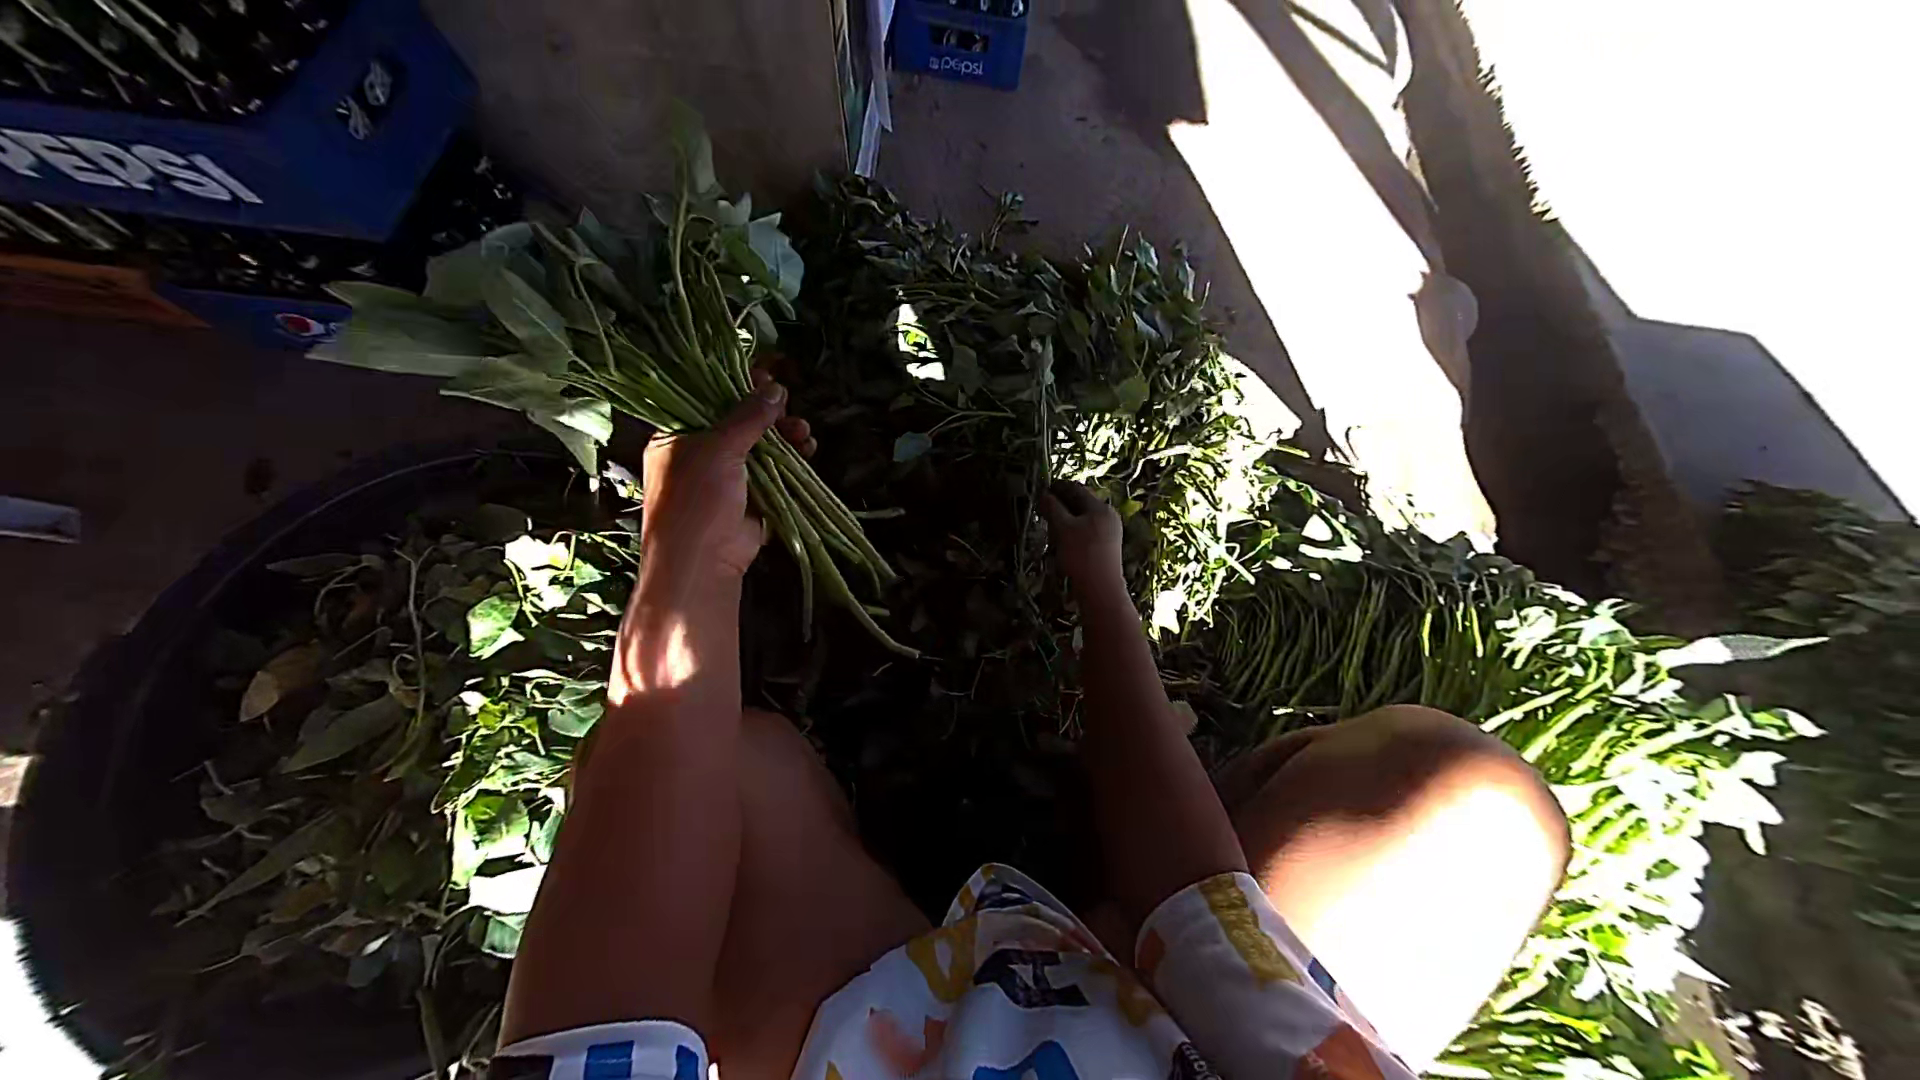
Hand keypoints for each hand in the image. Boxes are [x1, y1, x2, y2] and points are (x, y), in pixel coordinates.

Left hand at [638, 371, 814, 584]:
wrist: (702, 562)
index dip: (736, 385)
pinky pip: (776, 473)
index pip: (708, 400)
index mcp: (678, 437)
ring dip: (785, 437)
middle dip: (769, 414)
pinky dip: (792, 462)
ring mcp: (728, 478)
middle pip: (741, 423)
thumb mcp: (718, 449)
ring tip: (804, 433)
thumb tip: (775, 388)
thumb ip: (748, 417)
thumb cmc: (696, 499)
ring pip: (762, 448)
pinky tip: (807, 450)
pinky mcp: (752, 499)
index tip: (765, 374)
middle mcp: (701, 454)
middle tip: (788, 407)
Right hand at [1040, 480, 1124, 594]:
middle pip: (1081, 503)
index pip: (1076, 489)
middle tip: (1042, 506)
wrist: (1100, 590)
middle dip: (1061, 503)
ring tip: (1048, 523)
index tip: (1040, 488)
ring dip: (1065, 518)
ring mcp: (1109, 532)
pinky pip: (1086, 531)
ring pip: (1082, 518)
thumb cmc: (1081, 555)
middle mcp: (1108, 516)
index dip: (1057, 486)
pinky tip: (1060, 539)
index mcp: (1100, 508)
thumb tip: (1043, 494)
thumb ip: (1052, 508)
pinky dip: (1072, 530)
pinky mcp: (1106, 547)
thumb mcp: (1062, 528)